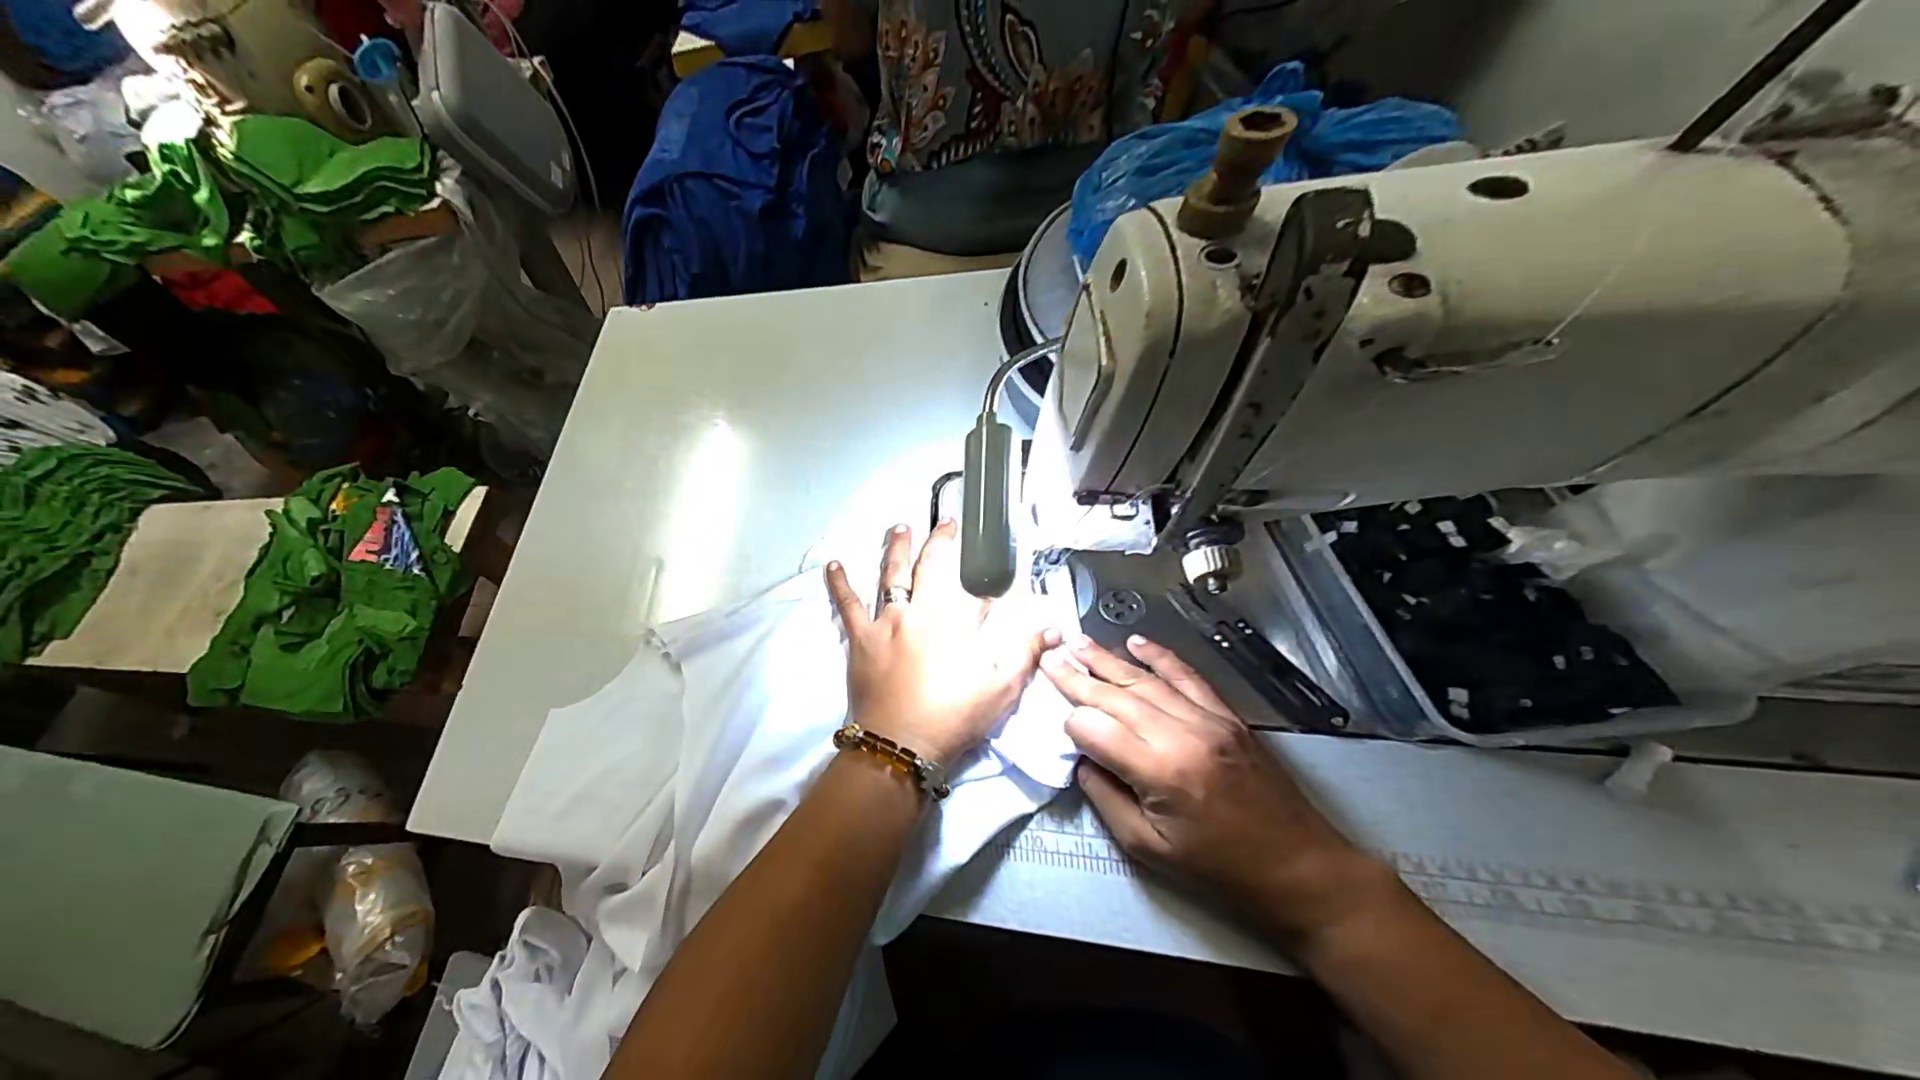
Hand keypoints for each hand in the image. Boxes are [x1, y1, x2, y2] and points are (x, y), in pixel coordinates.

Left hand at [826, 521, 1055, 767]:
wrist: (899, 746)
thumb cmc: (953, 719)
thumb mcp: (1001, 690)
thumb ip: (1026, 654)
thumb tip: (1055, 628)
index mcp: (955, 623)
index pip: (973, 587)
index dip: (984, 573)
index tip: (990, 560)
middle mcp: (919, 612)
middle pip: (930, 567)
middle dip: (939, 542)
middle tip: (945, 523)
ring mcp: (886, 622)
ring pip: (890, 575)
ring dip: (896, 549)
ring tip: (900, 527)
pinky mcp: (860, 638)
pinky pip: (847, 605)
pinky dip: (839, 583)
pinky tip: (832, 564)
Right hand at [1041, 634, 1395, 946]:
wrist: (1296, 864)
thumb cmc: (1218, 866)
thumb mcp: (1148, 846)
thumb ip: (1106, 798)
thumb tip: (1084, 760)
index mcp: (1158, 771)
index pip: (1095, 729)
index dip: (1072, 726)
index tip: (1060, 727)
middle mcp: (1181, 734)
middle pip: (1116, 696)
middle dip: (1078, 676)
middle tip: (1050, 656)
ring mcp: (1207, 719)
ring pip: (1147, 680)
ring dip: (1109, 659)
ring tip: (1078, 642)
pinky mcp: (1226, 715)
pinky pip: (1187, 677)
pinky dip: (1161, 657)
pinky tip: (1137, 643)